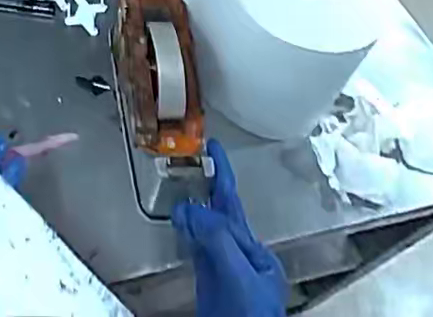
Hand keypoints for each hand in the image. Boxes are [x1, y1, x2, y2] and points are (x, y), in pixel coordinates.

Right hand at [173, 139, 285, 316]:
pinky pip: (196, 251)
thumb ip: (217, 238)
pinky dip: (186, 233)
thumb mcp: (238, 275)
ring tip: (177, 185)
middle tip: (188, 160)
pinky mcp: (209, 288)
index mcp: (255, 253)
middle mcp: (240, 257)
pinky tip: (178, 223)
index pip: (234, 204)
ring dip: (192, 207)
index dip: (224, 173)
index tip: (214, 145)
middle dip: (205, 186)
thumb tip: (188, 209)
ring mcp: (224, 272)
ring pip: (206, 230)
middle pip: (220, 214)